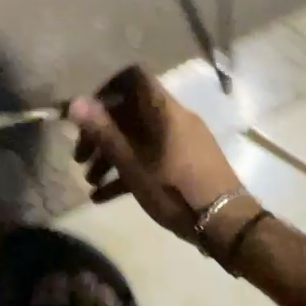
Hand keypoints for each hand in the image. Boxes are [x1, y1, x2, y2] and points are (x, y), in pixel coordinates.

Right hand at [69, 65, 248, 245]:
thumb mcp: (134, 166)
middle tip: (80, 158)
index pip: (133, 78)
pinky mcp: (186, 164)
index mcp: (165, 111)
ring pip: (139, 138)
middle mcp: (174, 119)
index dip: (107, 89)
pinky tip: (103, 197)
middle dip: (101, 133)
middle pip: (130, 113)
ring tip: (90, 181)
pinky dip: (128, 171)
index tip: (87, 114)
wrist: (229, 227)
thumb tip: (75, 102)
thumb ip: (104, 133)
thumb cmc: (177, 191)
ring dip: (111, 156)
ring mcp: (182, 142)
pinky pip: (151, 157)